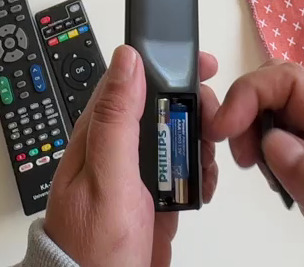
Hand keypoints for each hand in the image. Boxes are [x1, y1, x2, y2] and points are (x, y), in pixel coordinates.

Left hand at [43, 45, 218, 266]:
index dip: (167, 65)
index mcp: (100, 130)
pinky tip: (204, 181)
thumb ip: (116, 117)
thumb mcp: (107, 176)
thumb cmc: (90, 245)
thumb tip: (126, 59)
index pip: (133, 78)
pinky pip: (181, 169)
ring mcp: (135, 171)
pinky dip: (200, 170)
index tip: (202, 65)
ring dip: (199, 139)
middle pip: (160, 104)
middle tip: (213, 121)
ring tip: (209, 156)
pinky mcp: (151, 195)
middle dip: (192, 106)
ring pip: (174, 134)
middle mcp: (116, 146)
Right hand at [209, 61, 303, 266]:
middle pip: (286, 91)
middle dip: (247, 106)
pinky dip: (263, 151)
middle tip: (233, 156)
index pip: (296, 83)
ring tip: (243, 168)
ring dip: (251, 127)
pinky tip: (263, 180)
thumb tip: (274, 140)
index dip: (252, 91)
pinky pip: (289, 147)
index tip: (223, 131)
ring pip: (284, 116)